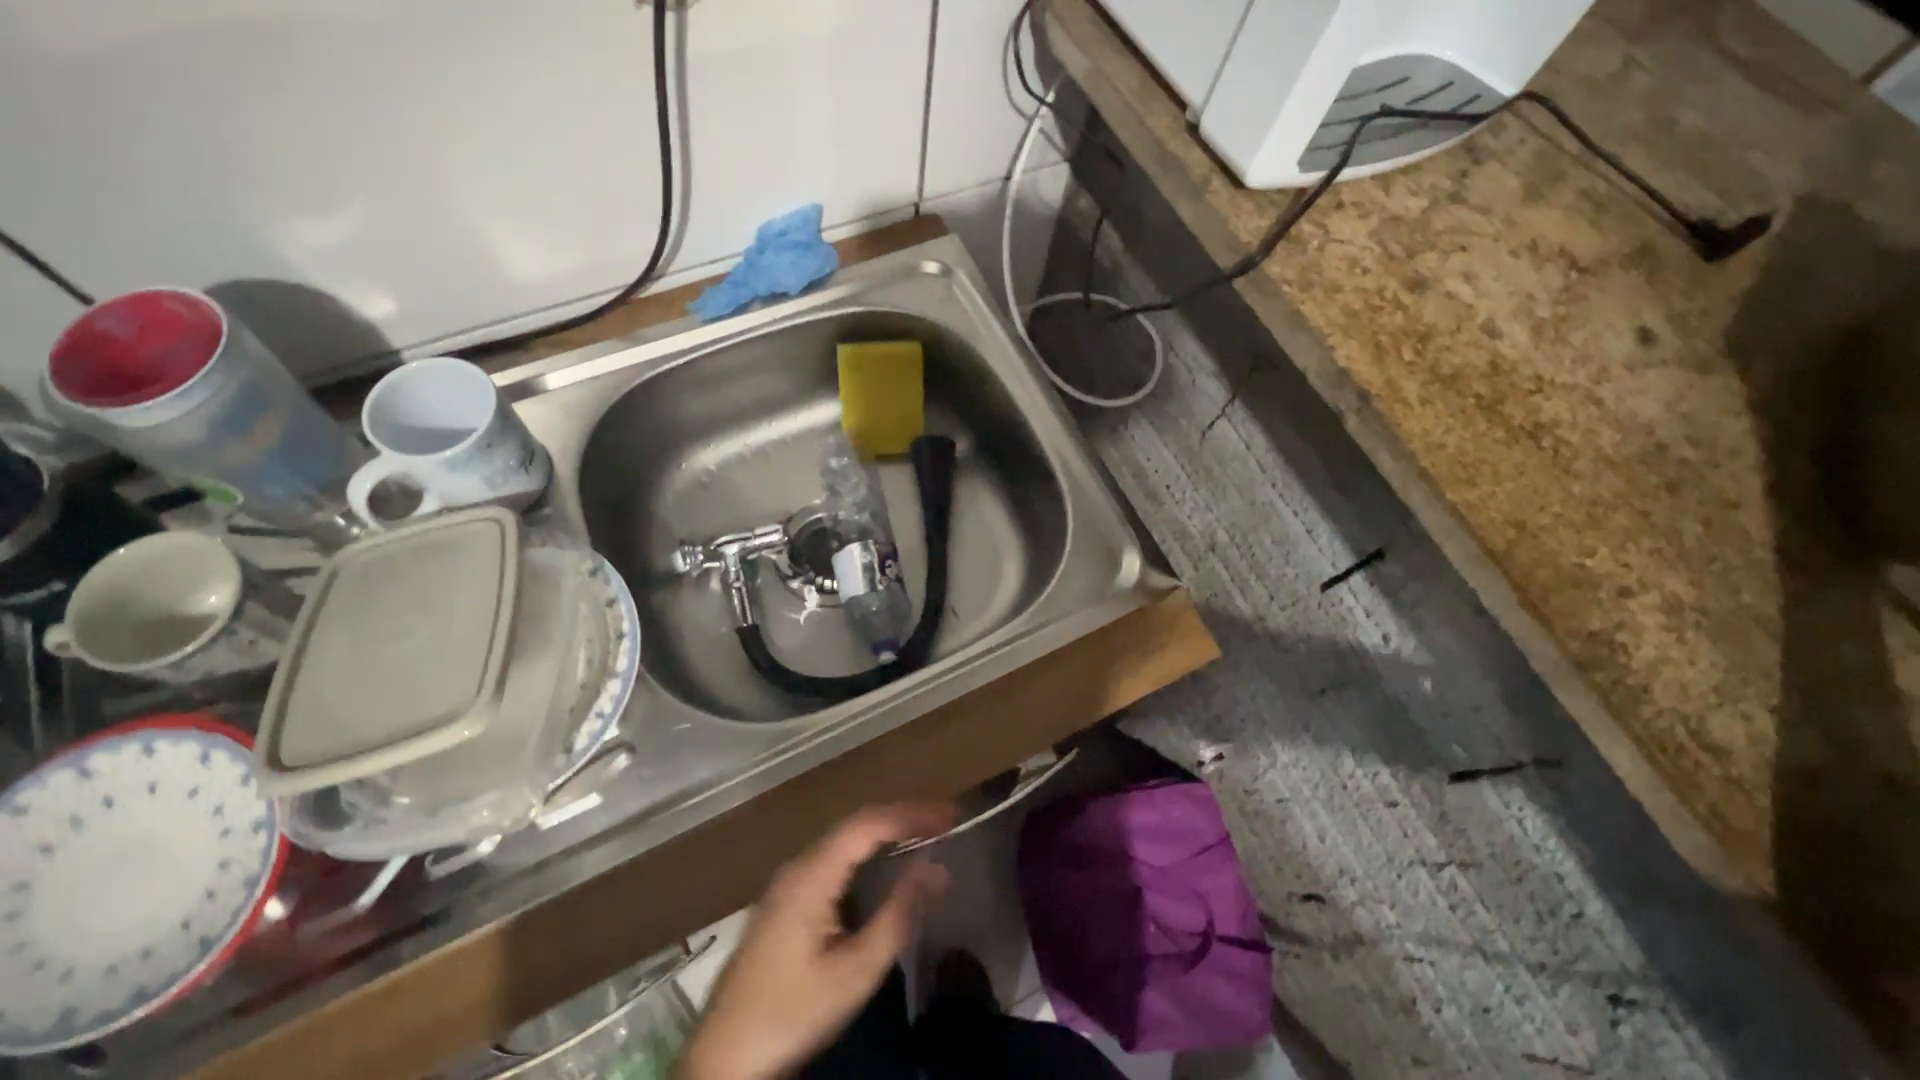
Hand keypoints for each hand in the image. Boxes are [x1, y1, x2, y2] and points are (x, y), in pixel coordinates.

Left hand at [677, 803, 954, 1079]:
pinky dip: (864, 858)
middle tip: (946, 824)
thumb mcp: (855, 971)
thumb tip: (937, 869)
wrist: (725, 1055)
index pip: (866, 824)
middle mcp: (795, 869)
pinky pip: (830, 864)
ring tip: (925, 839)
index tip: (952, 815)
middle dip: (901, 819)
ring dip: (883, 837)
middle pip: (852, 827)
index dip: (911, 814)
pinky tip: (883, 872)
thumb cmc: (792, 1012)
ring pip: (840, 845)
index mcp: (810, 876)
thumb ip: (898, 915)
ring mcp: (784, 887)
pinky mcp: (782, 906)